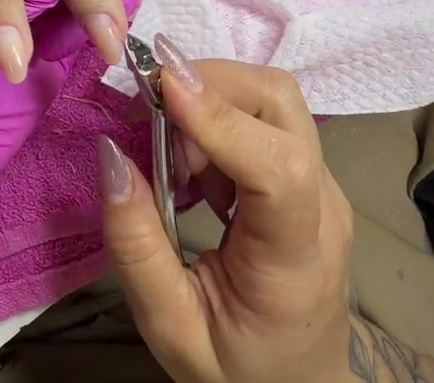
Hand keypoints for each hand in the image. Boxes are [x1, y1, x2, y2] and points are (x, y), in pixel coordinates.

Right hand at [99, 36, 355, 382]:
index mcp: (295, 259)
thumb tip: (109, 154)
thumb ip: (136, 246)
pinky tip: (186, 152)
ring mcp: (323, 184)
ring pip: (274, 97)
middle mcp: (324, 207)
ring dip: (210, 93)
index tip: (161, 84)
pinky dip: (215, 108)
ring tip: (165, 140)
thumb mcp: (171, 328)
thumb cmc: (239, 366)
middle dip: (208, 80)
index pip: (278, 168)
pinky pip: (263, 113)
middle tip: (147, 106)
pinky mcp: (306, 171)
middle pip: (281, 104)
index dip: (220, 118)